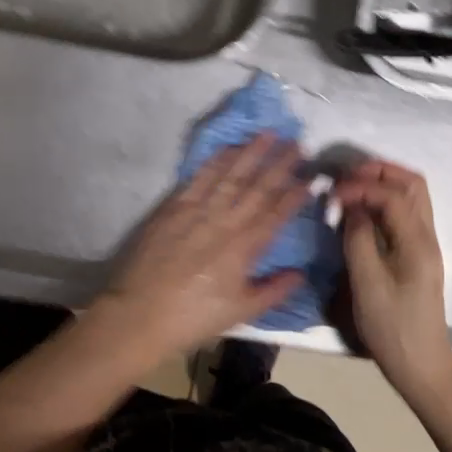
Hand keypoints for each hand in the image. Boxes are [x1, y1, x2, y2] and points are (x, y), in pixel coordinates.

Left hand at [95, 135, 309, 358]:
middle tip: (298, 144)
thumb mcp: (240, 312)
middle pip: (257, 187)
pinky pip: (200, 177)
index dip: (295, 195)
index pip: (275, 214)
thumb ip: (273, 291)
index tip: (311, 178)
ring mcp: (198, 210)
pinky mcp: (175, 206)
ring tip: (269, 134)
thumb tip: (301, 273)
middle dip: (280, 164)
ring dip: (251, 153)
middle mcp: (225, 221)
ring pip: (231, 174)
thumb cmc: (193, 318)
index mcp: (244, 247)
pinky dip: (216, 161)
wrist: (140, 314)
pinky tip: (229, 148)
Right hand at [334, 160, 451, 390]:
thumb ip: (358, 238)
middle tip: (346, 178)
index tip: (333, 193)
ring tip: (352, 189)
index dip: (361, 185)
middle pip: (412, 183)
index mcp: (417, 242)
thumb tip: (350, 206)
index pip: (393, 194)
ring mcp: (425, 244)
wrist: (421, 368)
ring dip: (383, 183)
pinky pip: (406, 212)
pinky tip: (363, 213)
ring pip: (412, 195)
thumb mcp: (367, 284)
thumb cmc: (392, 328)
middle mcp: (427, 236)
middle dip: (379, 171)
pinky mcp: (418, 255)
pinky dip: (385, 201)